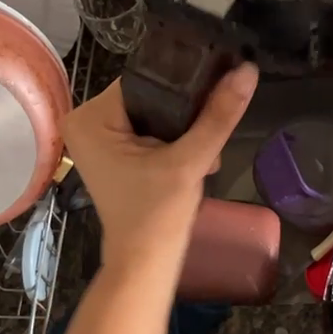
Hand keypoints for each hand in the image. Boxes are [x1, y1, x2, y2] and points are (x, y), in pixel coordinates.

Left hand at [62, 64, 258, 264]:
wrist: (145, 262)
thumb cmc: (158, 214)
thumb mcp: (190, 161)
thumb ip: (218, 115)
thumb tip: (247, 71)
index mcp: (90, 117)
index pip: (146, 80)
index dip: (183, 86)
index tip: (216, 96)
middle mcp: (85, 121)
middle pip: (149, 96)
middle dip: (185, 114)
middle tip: (213, 130)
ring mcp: (96, 138)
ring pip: (153, 113)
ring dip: (184, 129)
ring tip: (206, 152)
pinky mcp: (111, 153)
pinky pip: (147, 130)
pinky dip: (172, 141)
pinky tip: (194, 158)